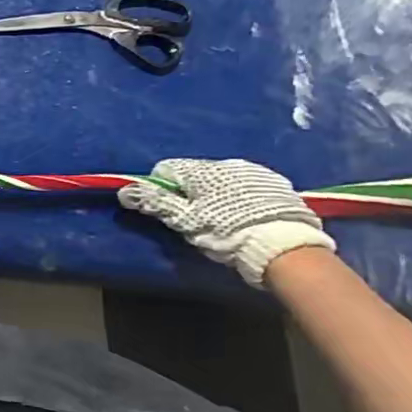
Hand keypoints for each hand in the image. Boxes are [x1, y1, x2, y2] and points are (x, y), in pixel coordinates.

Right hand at [118, 158, 334, 286]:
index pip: (166, 169)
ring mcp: (256, 172)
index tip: (168, 208)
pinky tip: (245, 215)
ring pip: (221, 179)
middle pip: (195, 174)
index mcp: (201, 170)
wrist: (286, 246)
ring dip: (215, 193)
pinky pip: (246, 185)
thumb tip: (125, 189)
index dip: (161, 189)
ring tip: (222, 217)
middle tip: (195, 217)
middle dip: (190, 191)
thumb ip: (155, 202)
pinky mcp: (278, 184)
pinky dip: (239, 196)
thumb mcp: (184, 220)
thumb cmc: (226, 232)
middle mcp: (227, 164)